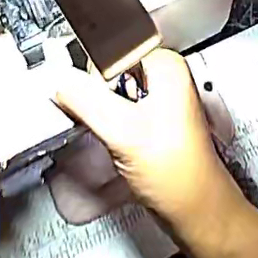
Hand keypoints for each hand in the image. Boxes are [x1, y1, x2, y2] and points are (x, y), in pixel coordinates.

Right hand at [52, 49, 253, 255]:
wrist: (196, 210)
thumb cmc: (178, 174)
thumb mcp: (123, 132)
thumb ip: (87, 101)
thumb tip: (61, 82)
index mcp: (165, 64)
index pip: (110, 46)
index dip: (93, 74)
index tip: (85, 94)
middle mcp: (164, 74)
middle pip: (108, 65)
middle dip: (95, 93)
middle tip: (107, 121)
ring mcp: (157, 95)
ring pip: (109, 87)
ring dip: (100, 108)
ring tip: (117, 134)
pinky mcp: (149, 115)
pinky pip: (116, 104)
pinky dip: (106, 118)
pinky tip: (117, 139)